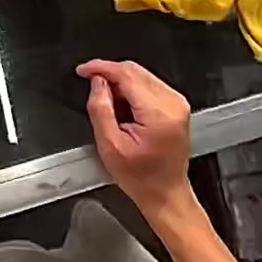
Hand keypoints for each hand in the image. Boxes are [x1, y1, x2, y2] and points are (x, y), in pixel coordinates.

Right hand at [77, 60, 192, 216]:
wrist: (166, 193)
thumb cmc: (142, 179)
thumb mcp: (110, 147)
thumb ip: (100, 109)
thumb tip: (97, 82)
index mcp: (158, 114)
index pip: (127, 75)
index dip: (101, 67)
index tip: (84, 69)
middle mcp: (173, 103)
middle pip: (134, 70)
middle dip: (109, 73)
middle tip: (92, 85)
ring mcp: (177, 102)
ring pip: (141, 74)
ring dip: (120, 81)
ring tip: (109, 103)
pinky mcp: (176, 104)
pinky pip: (149, 83)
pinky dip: (131, 87)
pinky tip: (123, 105)